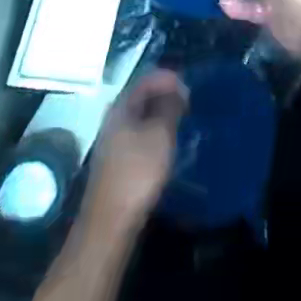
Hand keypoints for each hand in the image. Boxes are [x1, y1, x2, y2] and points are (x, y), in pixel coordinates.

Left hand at [83, 70, 186, 231]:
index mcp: (121, 107)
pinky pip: (139, 135)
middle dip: (165, 95)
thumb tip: (176, 88)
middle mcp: (113, 119)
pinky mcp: (117, 161)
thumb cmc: (138, 172)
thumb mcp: (160, 135)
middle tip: (189, 103)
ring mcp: (112, 141)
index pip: (145, 80)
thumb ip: (169, 107)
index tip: (190, 88)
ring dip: (161, 115)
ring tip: (183, 121)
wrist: (110, 222)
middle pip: (141, 97)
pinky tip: (168, 144)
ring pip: (140, 117)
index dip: (168, 79)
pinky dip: (155, 132)